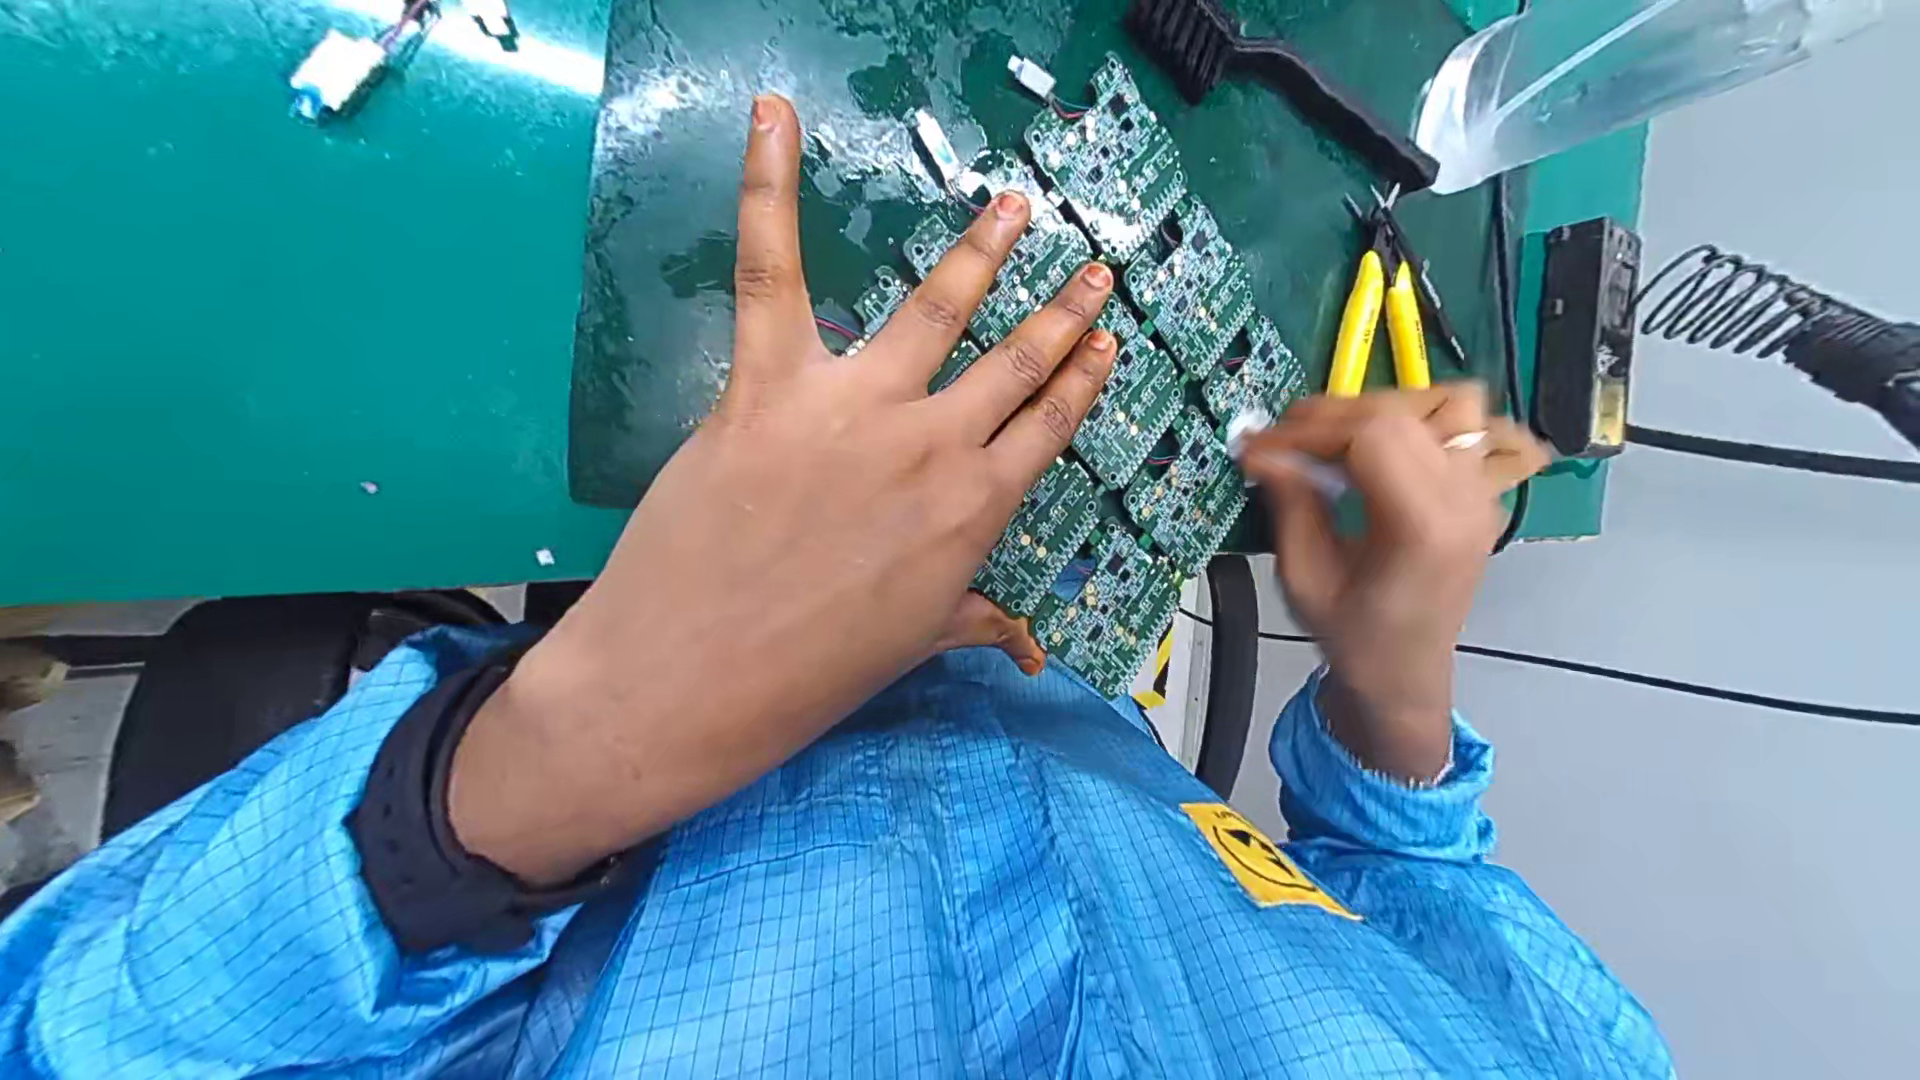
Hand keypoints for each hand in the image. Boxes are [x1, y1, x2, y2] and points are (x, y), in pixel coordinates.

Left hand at [448, 94, 1115, 882]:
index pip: (1049, 427)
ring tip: (1013, 208)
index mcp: (975, 509)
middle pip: (1016, 363)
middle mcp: (934, 446)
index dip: (1082, 381)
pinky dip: (767, 190)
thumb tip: (1031, 654)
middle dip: (1063, 314)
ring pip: (936, 310)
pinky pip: (771, 271)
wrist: (694, 681)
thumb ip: (979, 625)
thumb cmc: (815, 673)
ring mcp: (854, 407)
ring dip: (983, 253)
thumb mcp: (916, 644)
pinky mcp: (769, 386)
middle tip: (1094, 272)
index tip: (1105, 342)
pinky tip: (774, 117)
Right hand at [1239, 383, 1547, 779]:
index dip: (1304, 430)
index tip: (1255, 446)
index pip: (1369, 435)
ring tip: (1332, 437)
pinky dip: (1413, 421)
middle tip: (1279, 440)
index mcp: (1422, 526)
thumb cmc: (1350, 635)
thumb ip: (1291, 505)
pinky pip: (1461, 426)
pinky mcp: (1479, 492)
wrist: (1404, 671)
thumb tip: (1263, 453)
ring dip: (1379, 409)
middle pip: (1400, 413)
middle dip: (1327, 416)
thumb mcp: (1303, 576)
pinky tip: (1374, 447)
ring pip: (1444, 404)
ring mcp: (1482, 492)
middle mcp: (1465, 498)